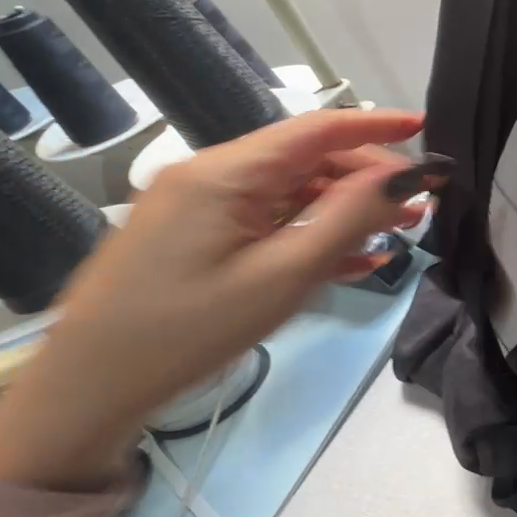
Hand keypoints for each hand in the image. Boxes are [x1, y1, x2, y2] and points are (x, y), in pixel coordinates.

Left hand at [0, 109, 425, 487]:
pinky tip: (356, 258)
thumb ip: (354, 215)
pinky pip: (269, 221)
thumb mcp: (286, 273)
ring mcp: (199, 206)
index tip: (427, 128)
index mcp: (226, 173)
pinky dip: (314, 233)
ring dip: (348, 209)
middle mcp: (211, 175)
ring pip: (294, 191)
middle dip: (369, 178)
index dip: (377, 125)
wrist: (89, 391)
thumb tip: (412, 173)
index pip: (317, 128)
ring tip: (403, 230)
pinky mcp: (195, 236)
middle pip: (309, 159)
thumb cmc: (191, 328)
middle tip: (422, 205)